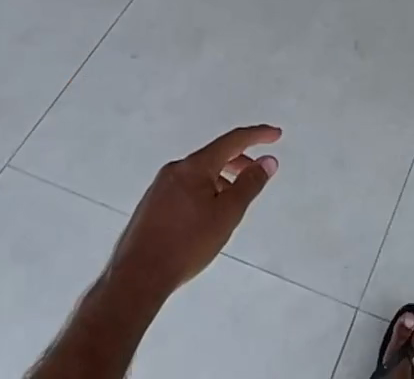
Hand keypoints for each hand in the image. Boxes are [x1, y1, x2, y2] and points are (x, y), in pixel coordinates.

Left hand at [104, 124, 281, 305]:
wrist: (136, 279)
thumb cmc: (187, 243)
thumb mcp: (227, 214)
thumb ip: (250, 184)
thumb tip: (267, 161)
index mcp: (194, 166)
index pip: (232, 141)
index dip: (257, 135)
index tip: (276, 135)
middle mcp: (174, 170)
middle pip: (214, 156)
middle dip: (239, 161)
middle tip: (257, 173)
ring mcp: (159, 188)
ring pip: (199, 174)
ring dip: (222, 179)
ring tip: (234, 202)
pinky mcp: (151, 206)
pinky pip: (186, 188)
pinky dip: (205, 191)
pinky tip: (208, 216)